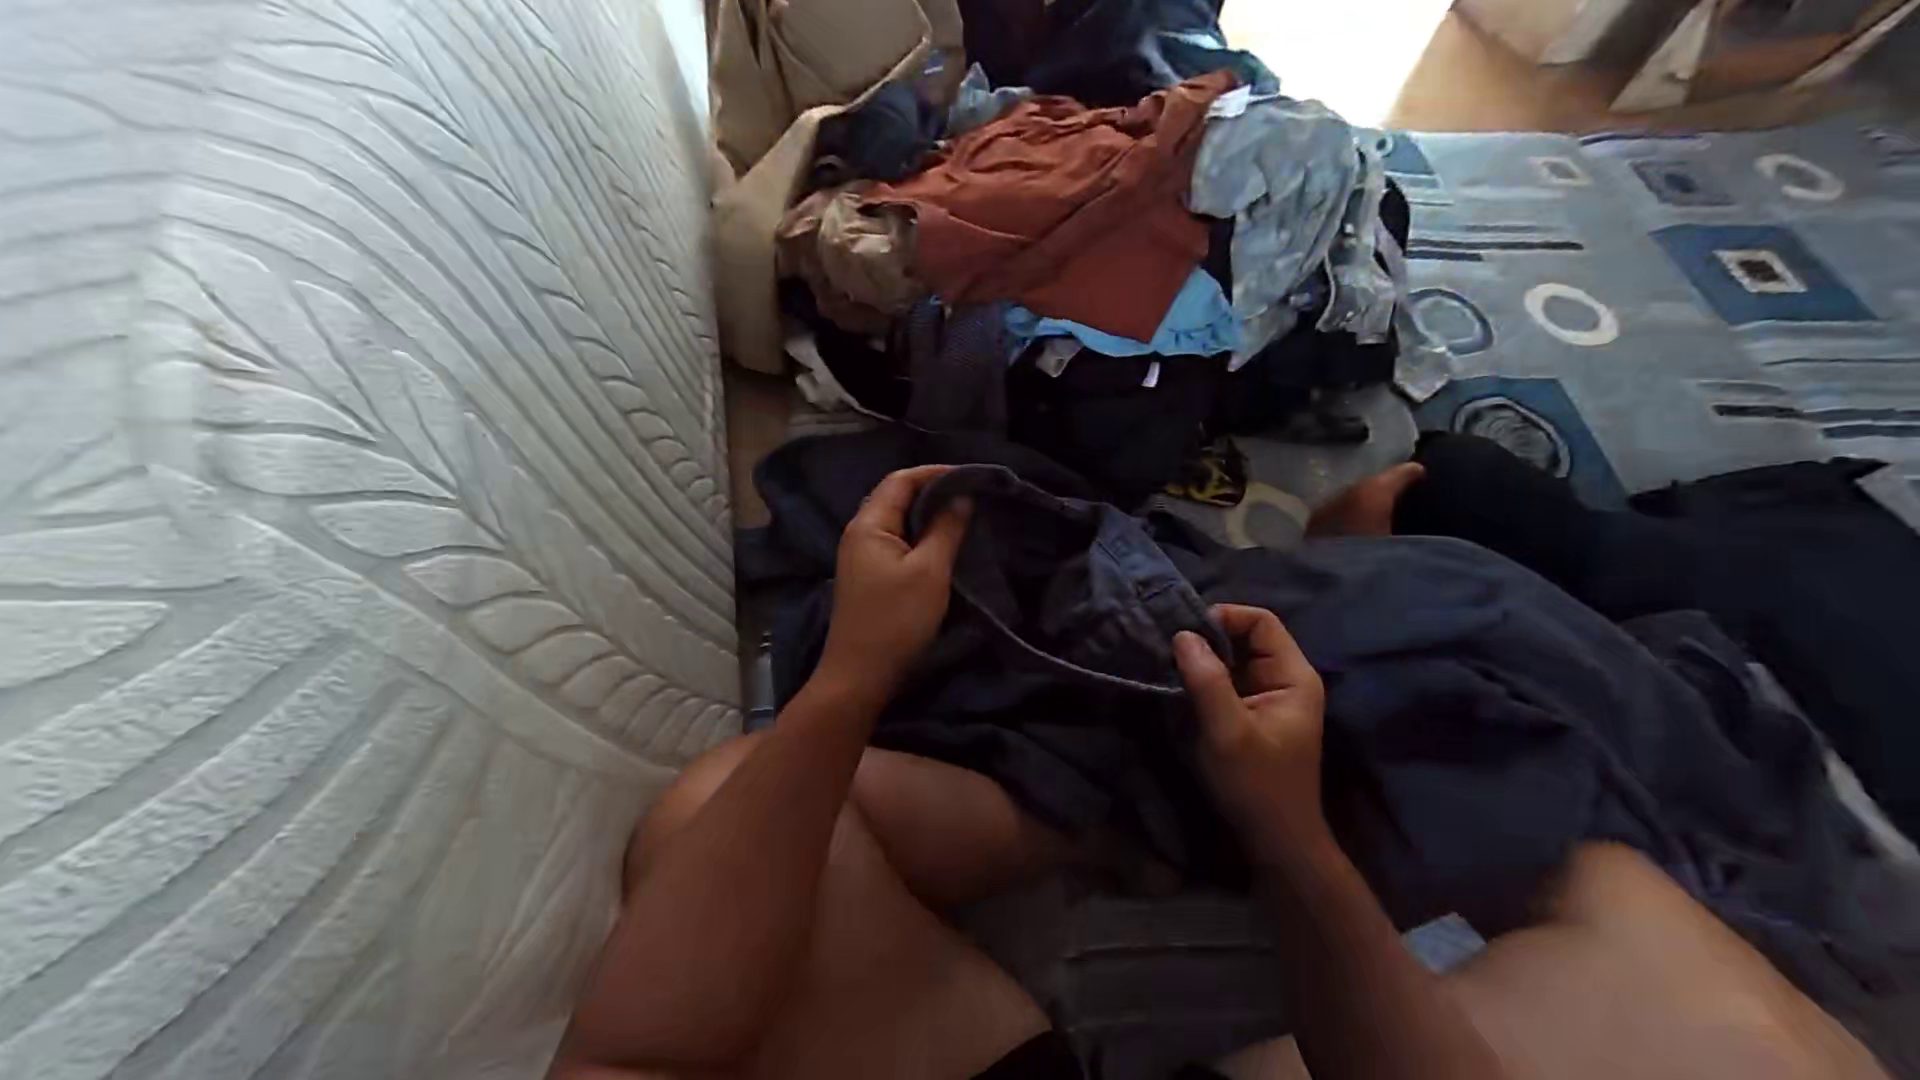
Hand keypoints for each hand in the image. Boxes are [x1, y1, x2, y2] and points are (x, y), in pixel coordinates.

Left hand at [816, 466, 972, 701]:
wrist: (859, 676)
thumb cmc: (896, 621)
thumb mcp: (930, 572)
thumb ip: (946, 529)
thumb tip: (961, 498)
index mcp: (868, 524)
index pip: (900, 480)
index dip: (934, 473)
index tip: (971, 476)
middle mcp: (859, 533)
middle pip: (896, 496)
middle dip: (933, 491)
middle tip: (971, 494)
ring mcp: (861, 555)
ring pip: (897, 520)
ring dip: (927, 514)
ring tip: (962, 515)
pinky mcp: (868, 575)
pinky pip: (895, 541)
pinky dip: (919, 535)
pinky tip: (941, 544)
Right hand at [1173, 605, 1329, 859]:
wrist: (1274, 839)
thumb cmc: (1256, 786)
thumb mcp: (1228, 732)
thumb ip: (1207, 681)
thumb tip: (1182, 635)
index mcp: (1293, 676)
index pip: (1261, 622)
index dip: (1224, 618)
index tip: (1186, 634)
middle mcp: (1283, 678)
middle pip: (1245, 636)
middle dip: (1208, 637)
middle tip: (1171, 649)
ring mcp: (1266, 695)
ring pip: (1232, 656)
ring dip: (1202, 657)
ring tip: (1170, 663)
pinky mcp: (1248, 710)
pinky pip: (1224, 678)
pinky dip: (1201, 675)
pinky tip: (1179, 683)